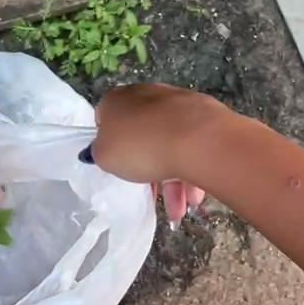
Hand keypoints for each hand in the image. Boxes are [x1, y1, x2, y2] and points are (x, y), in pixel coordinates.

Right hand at [88, 84, 229, 223]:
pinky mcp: (204, 114)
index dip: (110, 144)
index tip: (118, 166)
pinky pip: (191, 145)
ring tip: (179, 209)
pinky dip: (191, 169)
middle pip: (141, 135)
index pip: (106, 119)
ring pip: (169, 144)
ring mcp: (176, 102)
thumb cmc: (140, 146)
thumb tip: (101, 148)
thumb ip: (100, 152)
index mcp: (116, 100)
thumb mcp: (105, 156)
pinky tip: (194, 196)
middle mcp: (145, 94)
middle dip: (146, 168)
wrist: (195, 139)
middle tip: (152, 195)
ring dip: (172, 180)